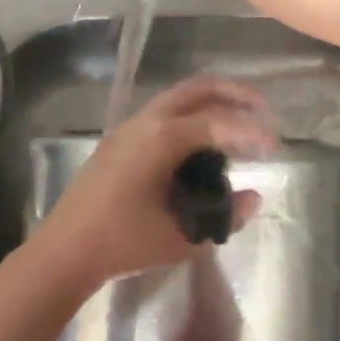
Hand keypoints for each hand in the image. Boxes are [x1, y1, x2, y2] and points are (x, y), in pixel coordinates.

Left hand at [27, 76, 275, 287]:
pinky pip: (163, 116)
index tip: (275, 147)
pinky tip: (201, 148)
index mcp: (161, 138)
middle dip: (234, 94)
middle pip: (197, 89)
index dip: (251, 131)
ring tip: (236, 129)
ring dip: (210, 105)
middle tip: (263, 109)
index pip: (218, 122)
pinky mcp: (118, 142)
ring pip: (177, 100)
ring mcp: (128, 129)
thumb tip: (254, 199)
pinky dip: (190, 119)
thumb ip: (224, 217)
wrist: (64, 251)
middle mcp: (145, 122)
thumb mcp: (181, 237)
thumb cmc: (123, 242)